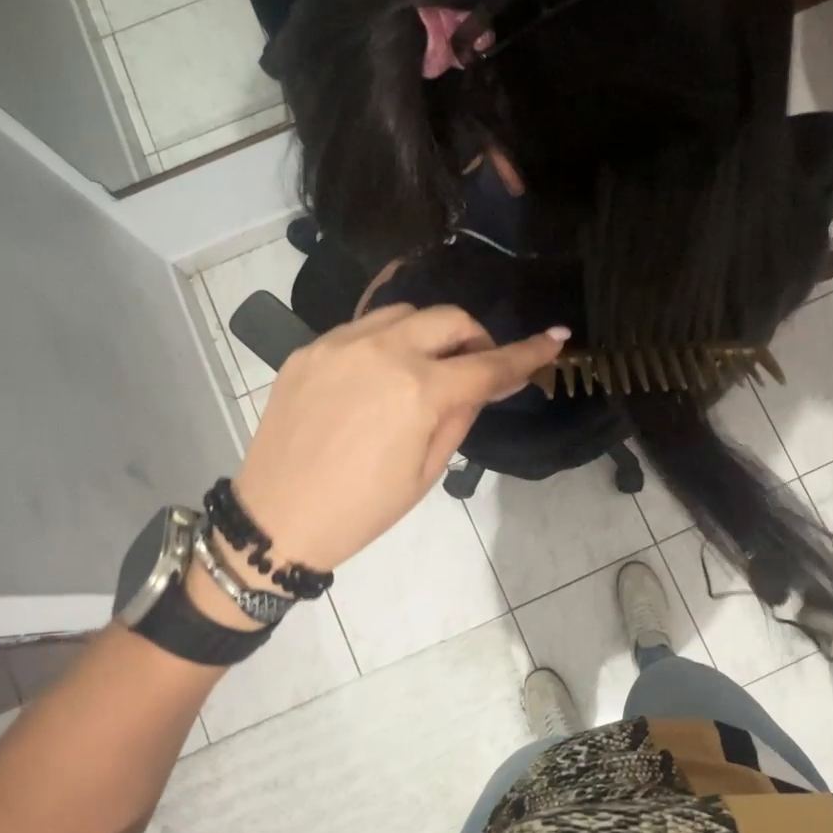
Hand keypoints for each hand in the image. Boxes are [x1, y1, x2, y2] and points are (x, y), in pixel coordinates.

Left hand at [234, 305, 565, 574]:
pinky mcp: (309, 349)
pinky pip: (362, 327)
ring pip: (404, 313)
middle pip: (448, 319)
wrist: (278, 519)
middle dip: (475, 337)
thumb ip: (461, 416)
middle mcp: (382, 352)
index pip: (487, 364)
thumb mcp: (426, 472)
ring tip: (427, 367)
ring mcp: (340, 344)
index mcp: (418, 391)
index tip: (555, 340)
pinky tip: (381, 375)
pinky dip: (387, 341)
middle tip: (476, 366)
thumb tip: (488, 383)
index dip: (527, 353)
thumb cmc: (362, 510)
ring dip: (429, 332)